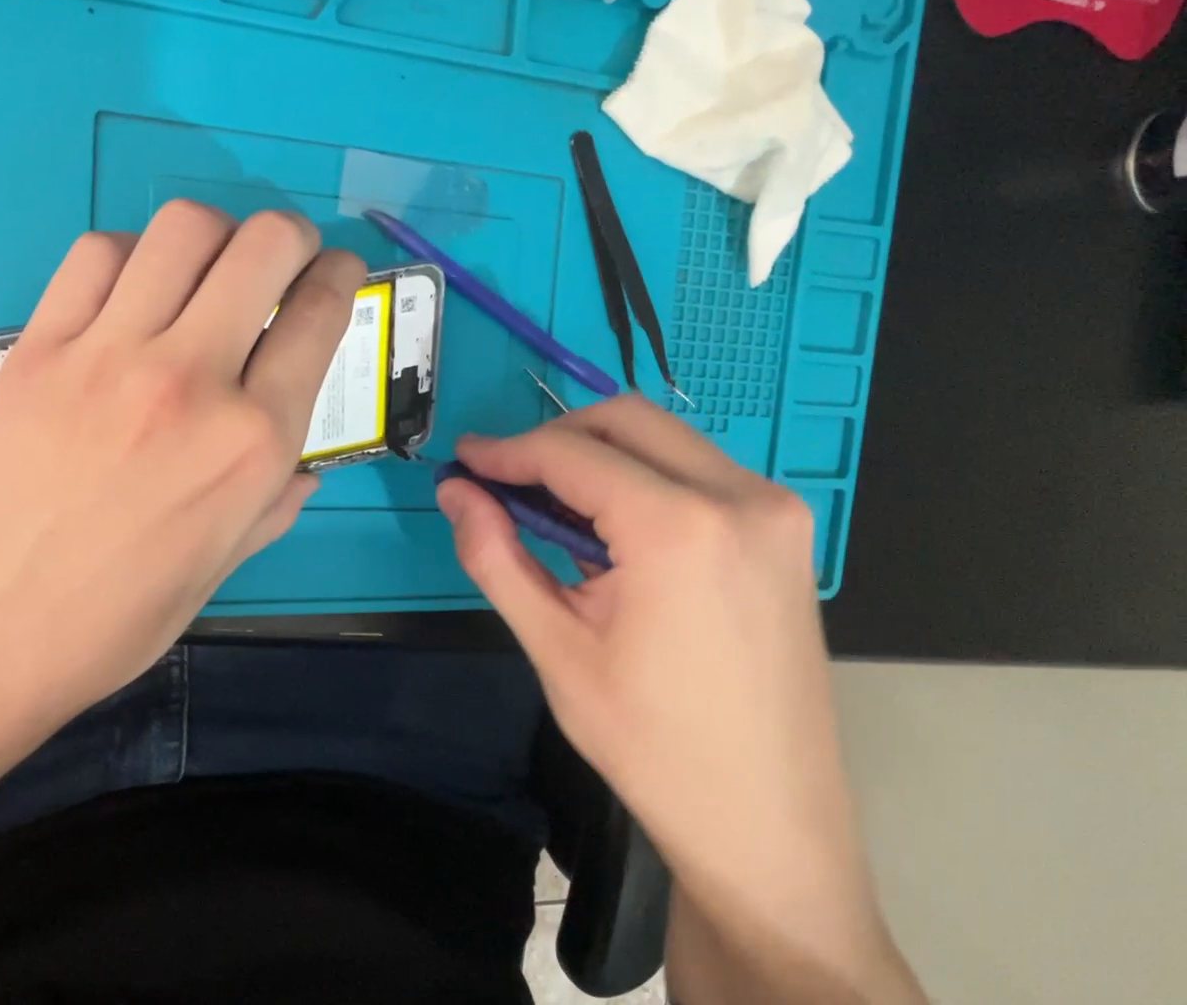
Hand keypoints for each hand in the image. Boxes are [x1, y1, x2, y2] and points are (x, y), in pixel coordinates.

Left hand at [0, 201, 361, 727]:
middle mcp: (192, 379)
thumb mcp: (222, 567)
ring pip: (181, 230)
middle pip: (262, 245)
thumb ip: (273, 501)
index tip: (336, 272)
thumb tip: (304, 466)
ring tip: (205, 269)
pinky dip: (128, 256)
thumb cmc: (117, 619)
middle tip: (281, 258)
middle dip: (289, 237)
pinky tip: (129, 291)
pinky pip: (95, 255)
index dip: (341, 276)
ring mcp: (109, 355)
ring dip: (212, 236)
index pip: (321, 315)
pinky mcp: (39, 348)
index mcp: (252, 442)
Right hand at [436, 396, 885, 965]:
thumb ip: (496, 555)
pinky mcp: (785, 536)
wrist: (765, 818)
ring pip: (667, 440)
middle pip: (627, 420)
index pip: (573, 453)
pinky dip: (641, 481)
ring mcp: (775, 513)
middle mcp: (741, 498)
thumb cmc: (649, 740)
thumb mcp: (554, 645)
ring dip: (599, 457)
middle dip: (554, 438)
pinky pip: (698, 474)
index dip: (507, 451)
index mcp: (679, 527)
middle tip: (502, 480)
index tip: (461, 461)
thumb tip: (454, 492)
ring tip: (549, 513)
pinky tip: (610, 535)